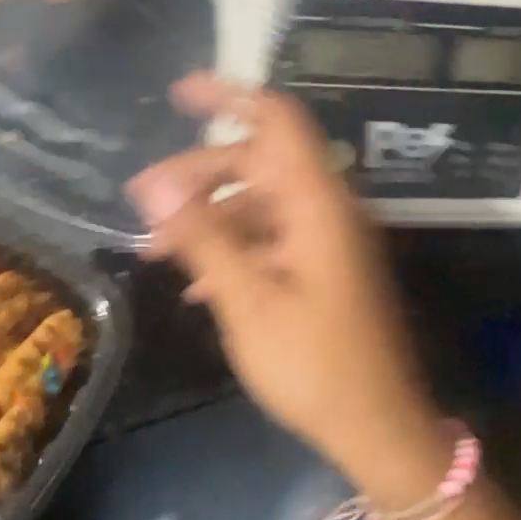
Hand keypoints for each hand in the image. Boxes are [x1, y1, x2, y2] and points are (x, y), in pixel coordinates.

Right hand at [127, 75, 439, 470]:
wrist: (377, 426)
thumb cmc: (313, 365)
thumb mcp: (247, 300)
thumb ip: (202, 236)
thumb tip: (152, 183)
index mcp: (318, 204)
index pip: (276, 121)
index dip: (228, 97)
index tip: (178, 92)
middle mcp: (328, 211)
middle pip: (260, 164)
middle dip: (199, 176)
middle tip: (143, 203)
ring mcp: (329, 244)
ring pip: (262, 207)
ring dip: (210, 220)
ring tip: (156, 251)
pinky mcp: (325, 274)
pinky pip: (273, 242)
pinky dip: (234, 250)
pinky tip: (197, 285)